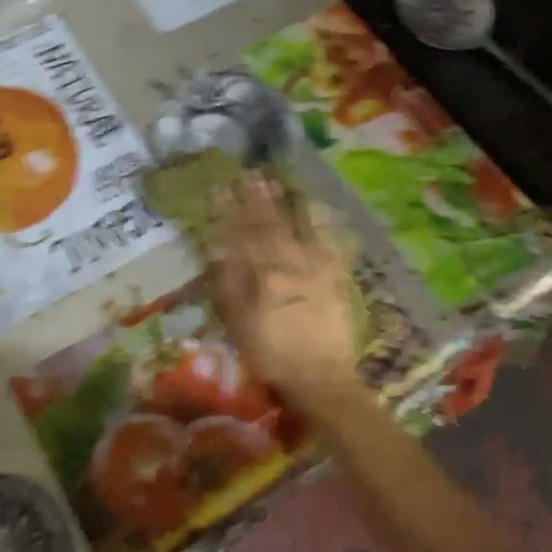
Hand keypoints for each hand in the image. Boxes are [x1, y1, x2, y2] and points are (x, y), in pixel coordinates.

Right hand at [207, 171, 360, 409]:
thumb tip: (216, 246)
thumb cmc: (271, 353)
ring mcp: (316, 268)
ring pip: (296, 227)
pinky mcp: (335, 278)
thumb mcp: (238, 321)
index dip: (227, 209)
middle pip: (268, 224)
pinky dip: (320, 224)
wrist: (322, 379)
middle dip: (254, 198)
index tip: (218, 186)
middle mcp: (289, 263)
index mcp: (262, 273)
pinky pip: (328, 243)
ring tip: (272, 182)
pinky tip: (316, 208)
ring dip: (283, 203)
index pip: (240, 233)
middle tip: (246, 173)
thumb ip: (227, 280)